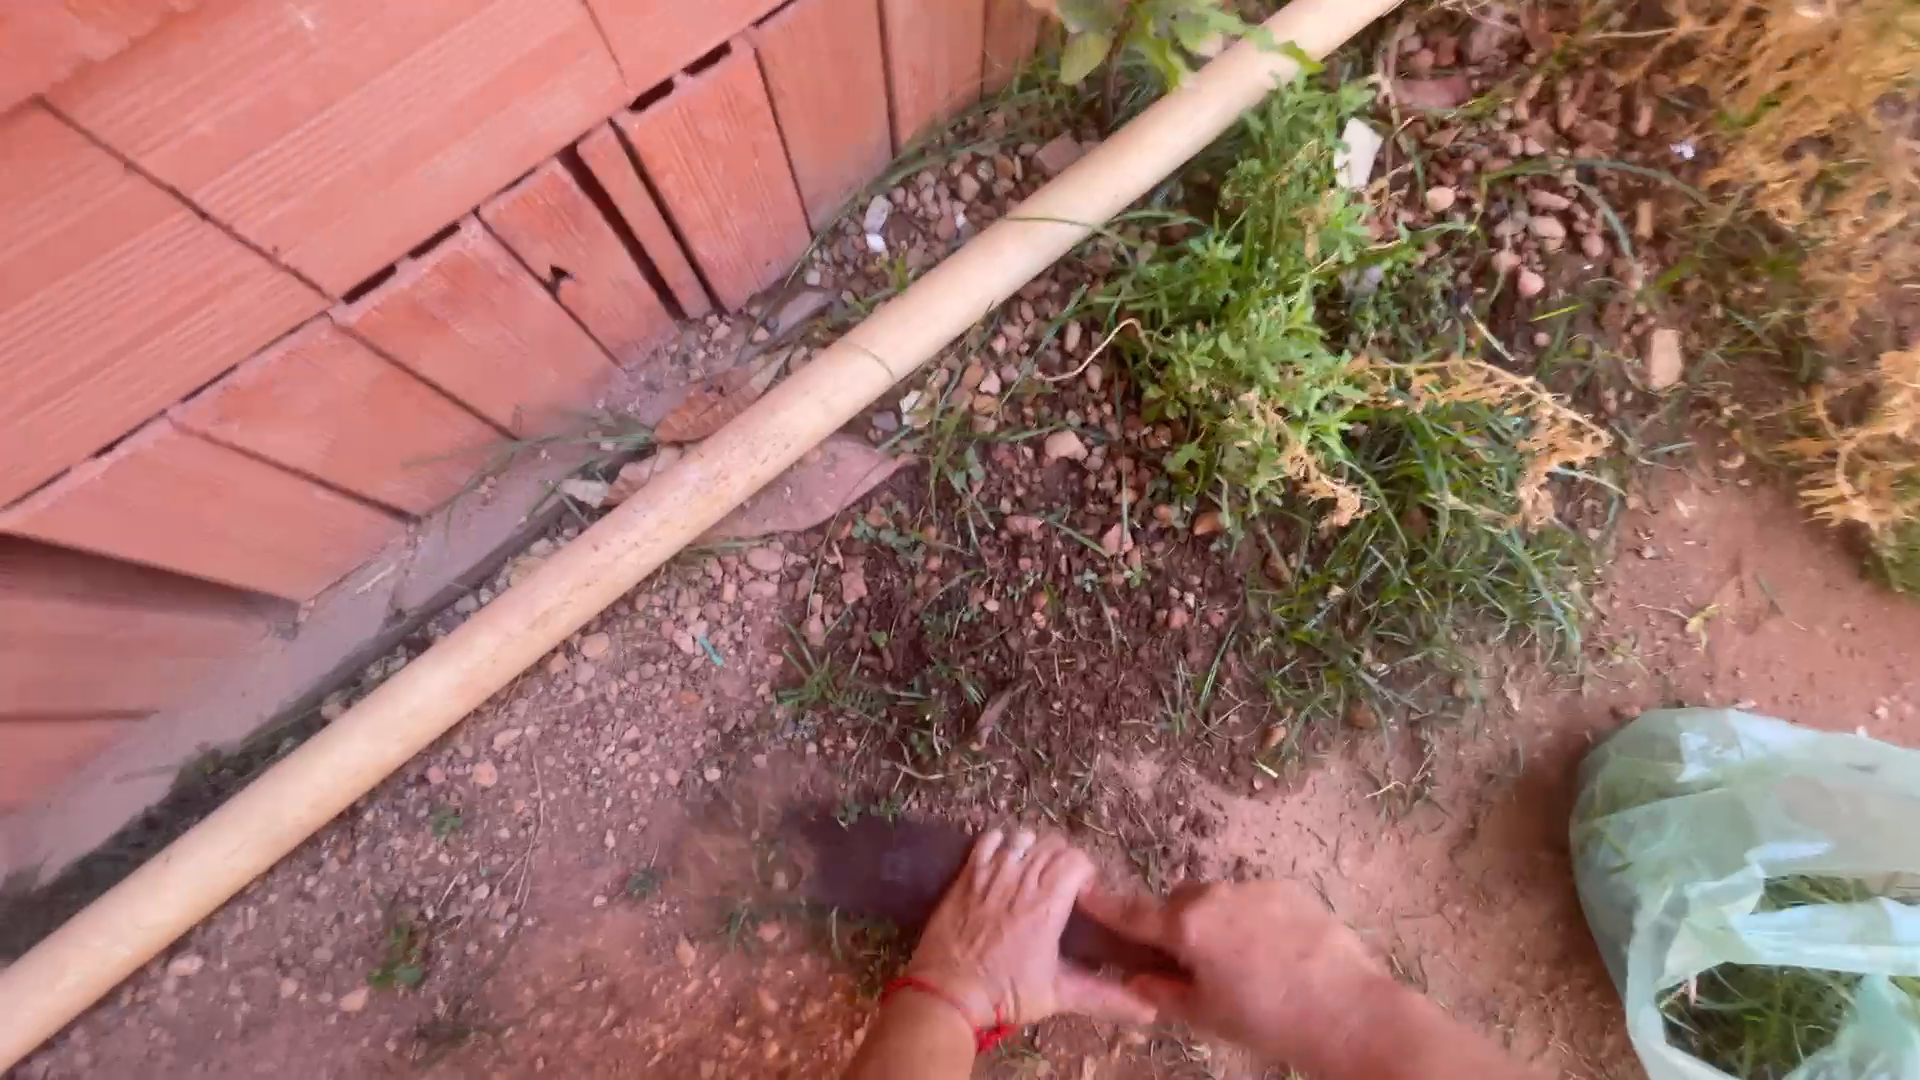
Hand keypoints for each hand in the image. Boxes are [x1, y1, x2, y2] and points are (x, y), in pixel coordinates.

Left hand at [904, 828, 1157, 1028]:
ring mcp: (992, 871)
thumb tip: (1149, 1012)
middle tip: (1061, 883)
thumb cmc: (1005, 993)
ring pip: (1022, 837)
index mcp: (1048, 903)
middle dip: (1061, 858)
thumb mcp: (1058, 995)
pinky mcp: (968, 872)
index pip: (1076, 859)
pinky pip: (989, 839)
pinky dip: (1000, 843)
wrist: (949, 991)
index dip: (1084, 870)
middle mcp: (1022, 878)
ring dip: (1033, 848)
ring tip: (1033, 870)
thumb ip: (1104, 996)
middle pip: (1051, 844)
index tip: (1082, 890)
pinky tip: (1004, 860)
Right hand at [1080, 879, 1395, 1069]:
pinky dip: (1254, 917)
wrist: (1351, 1012)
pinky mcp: (1286, 887)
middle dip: (1179, 925)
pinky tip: (1279, 951)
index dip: (1106, 905)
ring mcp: (1251, 886)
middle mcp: (1212, 894)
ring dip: (1219, 920)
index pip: (1134, 913)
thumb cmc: (1269, 1021)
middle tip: (1198, 963)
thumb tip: (1133, 979)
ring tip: (1249, 961)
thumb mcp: (1208, 1015)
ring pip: (1218, 899)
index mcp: (1186, 925)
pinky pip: (1255, 898)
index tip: (1084, 891)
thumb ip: (1163, 992)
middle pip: (1179, 903)